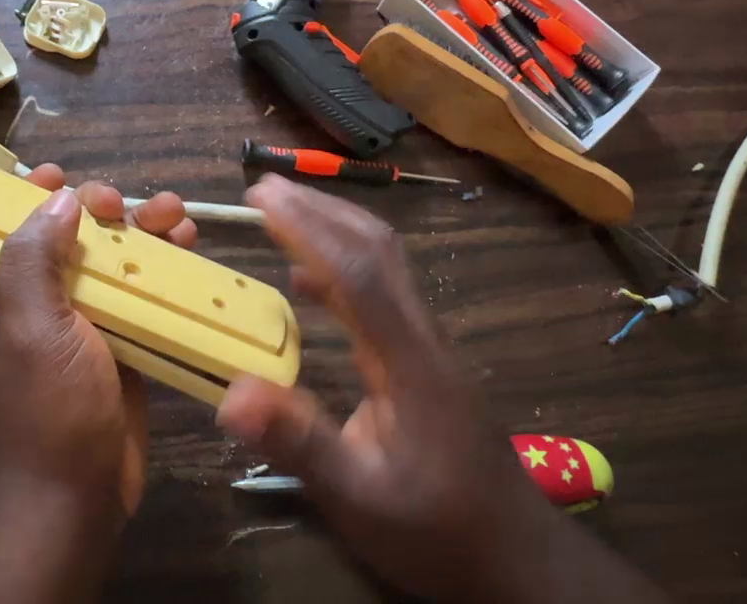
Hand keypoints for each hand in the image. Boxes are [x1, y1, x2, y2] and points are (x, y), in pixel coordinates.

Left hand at [0, 165, 196, 603]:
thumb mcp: (29, 331)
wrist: (82, 495)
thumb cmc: (49, 411)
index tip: (60, 173)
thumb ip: (32, 261)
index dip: (30, 195)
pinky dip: (165, 265)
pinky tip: (187, 245)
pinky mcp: (126, 340)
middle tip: (121, 204)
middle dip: (100, 208)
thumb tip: (58, 198)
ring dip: (143, 229)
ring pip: (114, 258)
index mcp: (2, 296)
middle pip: (71, 235)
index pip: (9, 229)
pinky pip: (144, 291)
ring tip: (173, 215)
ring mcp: (88, 321)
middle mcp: (43, 302)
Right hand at [217, 175, 665, 603]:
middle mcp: (422, 336)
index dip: (307, 229)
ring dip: (332, 227)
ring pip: (384, 263)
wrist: (516, 560)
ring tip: (280, 211)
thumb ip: (299, 443)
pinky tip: (306, 280)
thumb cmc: (437, 530)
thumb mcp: (360, 498)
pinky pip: (381, 292)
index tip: (261, 196)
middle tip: (263, 187)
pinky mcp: (423, 358)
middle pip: (376, 249)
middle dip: (321, 208)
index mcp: (408, 360)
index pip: (356, 275)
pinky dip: (340, 268)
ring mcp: (427, 344)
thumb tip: (230, 394)